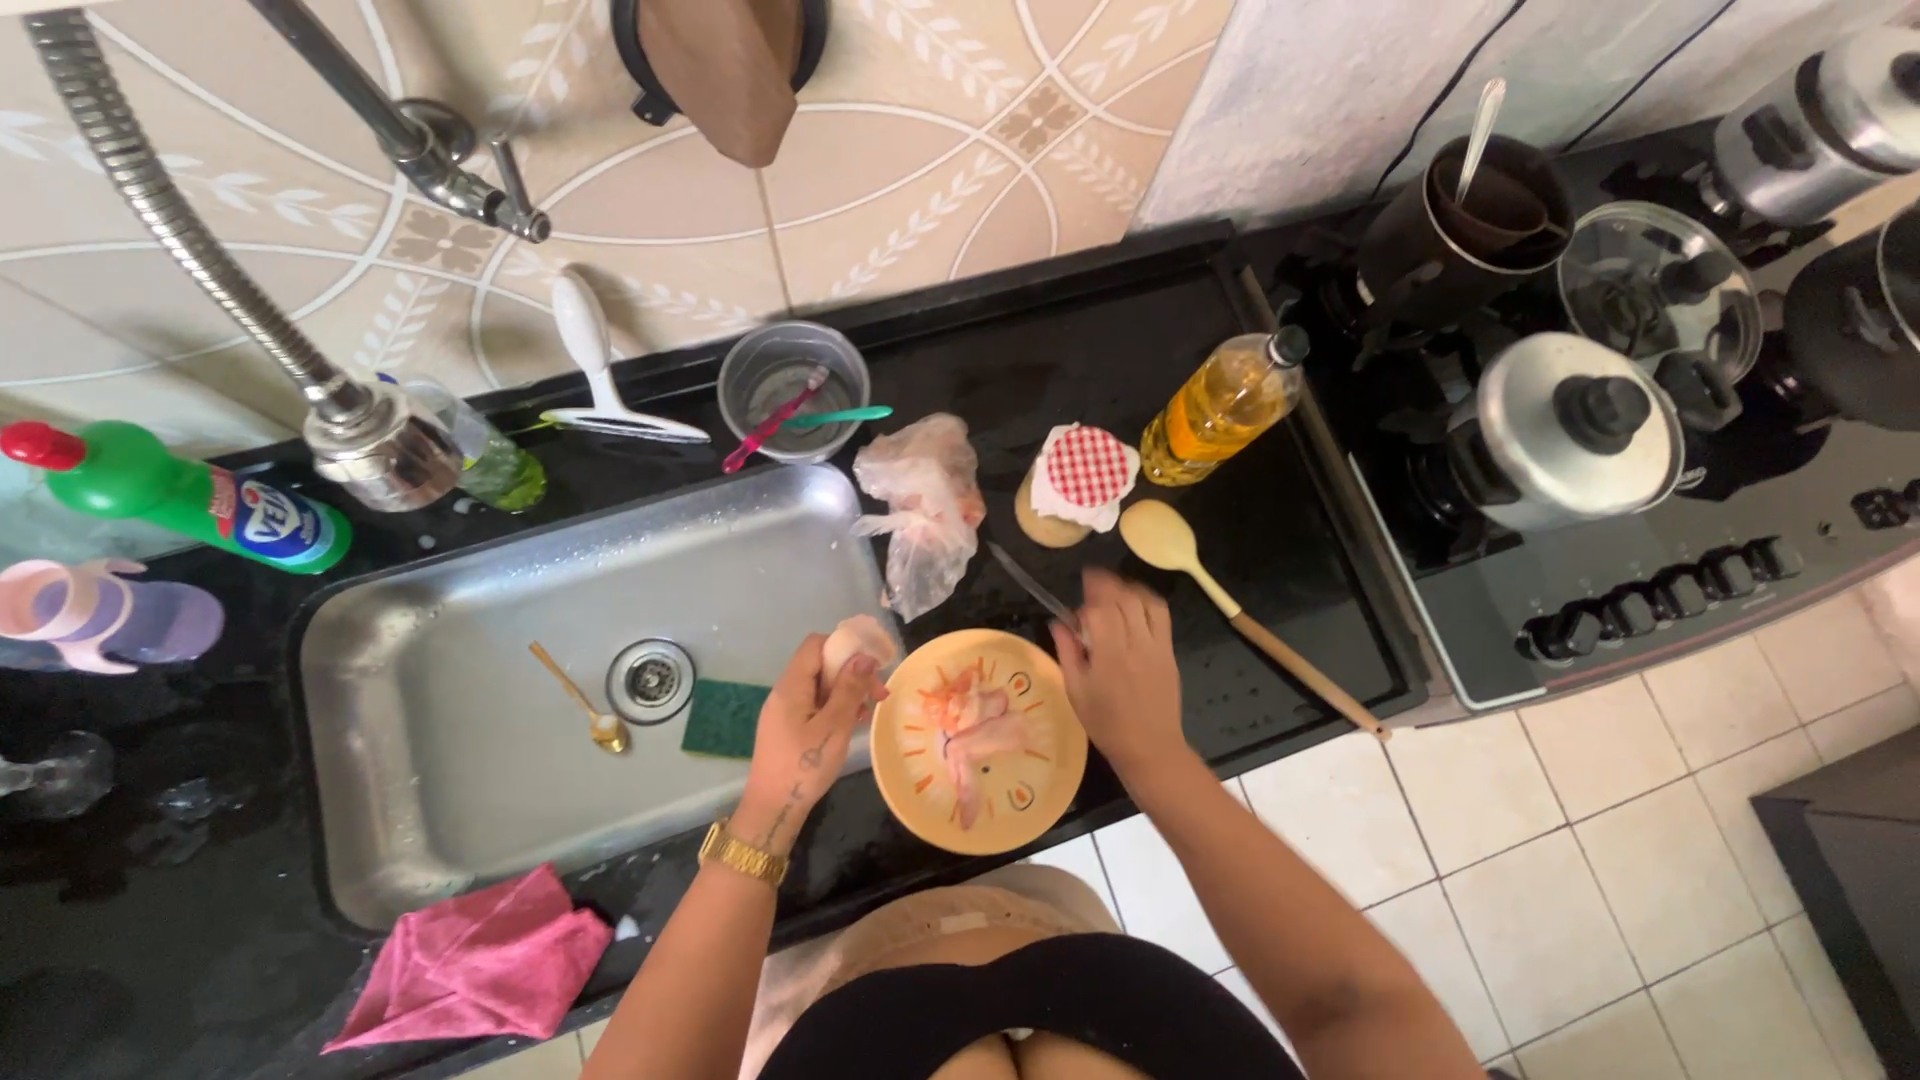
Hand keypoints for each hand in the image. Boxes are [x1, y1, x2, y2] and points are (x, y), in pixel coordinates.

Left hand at [733, 634, 888, 856]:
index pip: (815, 645)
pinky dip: (836, 707)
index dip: (844, 646)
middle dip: (852, 672)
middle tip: (879, 693)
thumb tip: (864, 656)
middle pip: (820, 665)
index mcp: (791, 686)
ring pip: (820, 686)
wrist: (772, 809)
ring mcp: (785, 710)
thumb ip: (849, 690)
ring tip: (870, 710)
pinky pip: (815, 704)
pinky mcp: (789, 727)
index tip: (872, 664)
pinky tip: (854, 722)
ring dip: (847, 691)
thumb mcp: (833, 727)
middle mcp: (785, 692)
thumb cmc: (804, 767)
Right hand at [1049, 569, 1191, 779]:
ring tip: (1115, 587)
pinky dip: (1147, 602)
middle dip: (1107, 584)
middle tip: (1092, 580)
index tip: (1080, 588)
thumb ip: (1067, 652)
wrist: (1149, 747)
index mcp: (1109, 656)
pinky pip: (1161, 616)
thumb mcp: (1076, 691)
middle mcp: (1136, 645)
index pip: (1100, 610)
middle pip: (1124, 600)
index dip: (1090, 593)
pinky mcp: (1169, 652)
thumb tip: (1058, 622)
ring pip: (1145, 603)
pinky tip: (1135, 602)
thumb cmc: (1105, 724)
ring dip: (1129, 588)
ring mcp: (1157, 647)